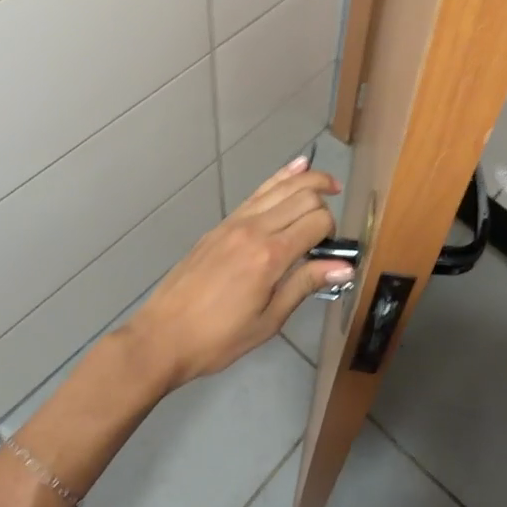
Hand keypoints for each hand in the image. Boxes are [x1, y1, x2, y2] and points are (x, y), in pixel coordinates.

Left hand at [125, 157, 353, 389]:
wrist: (162, 336)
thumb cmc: (218, 338)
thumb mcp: (269, 321)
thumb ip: (305, 284)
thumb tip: (344, 266)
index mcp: (270, 256)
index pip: (318, 221)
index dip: (333, 232)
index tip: (330, 254)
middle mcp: (255, 229)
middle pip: (304, 196)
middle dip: (325, 204)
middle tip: (328, 231)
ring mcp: (236, 222)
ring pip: (281, 186)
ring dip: (309, 180)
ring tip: (330, 184)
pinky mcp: (222, 224)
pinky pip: (259, 192)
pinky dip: (282, 177)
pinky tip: (298, 167)